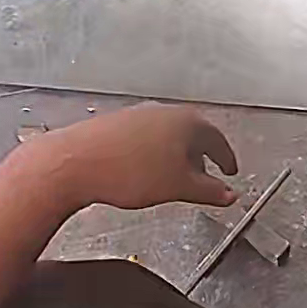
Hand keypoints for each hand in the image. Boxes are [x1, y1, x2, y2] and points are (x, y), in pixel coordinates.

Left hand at [16, 103, 239, 210]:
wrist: (75, 163)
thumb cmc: (129, 172)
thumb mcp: (179, 187)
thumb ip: (209, 191)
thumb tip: (230, 195)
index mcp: (187, 122)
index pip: (218, 141)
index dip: (227, 159)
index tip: (231, 171)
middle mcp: (164, 112)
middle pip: (193, 135)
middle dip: (201, 158)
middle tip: (205, 179)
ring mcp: (138, 115)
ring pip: (168, 136)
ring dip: (176, 158)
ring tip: (173, 181)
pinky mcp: (116, 125)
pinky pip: (146, 139)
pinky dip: (154, 155)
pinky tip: (145, 173)